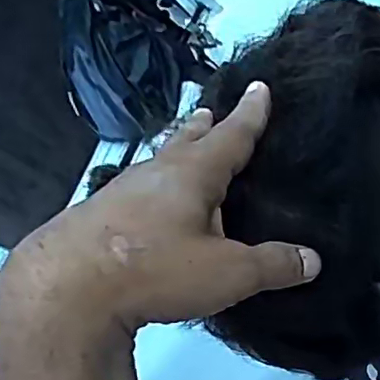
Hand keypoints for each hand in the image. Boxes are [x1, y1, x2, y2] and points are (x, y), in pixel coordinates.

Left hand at [0, 82, 318, 340]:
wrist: (67, 291)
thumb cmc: (157, 269)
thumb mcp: (230, 272)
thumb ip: (273, 265)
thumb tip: (313, 260)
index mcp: (191, 175)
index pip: (230, 137)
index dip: (249, 115)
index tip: (259, 88)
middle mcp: (155, 174)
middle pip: (186, 142)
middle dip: (205, 128)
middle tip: (213, 113)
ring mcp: (122, 194)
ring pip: (161, 166)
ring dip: (179, 156)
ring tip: (189, 153)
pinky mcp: (101, 219)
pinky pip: (142, 192)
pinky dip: (160, 189)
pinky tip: (158, 207)